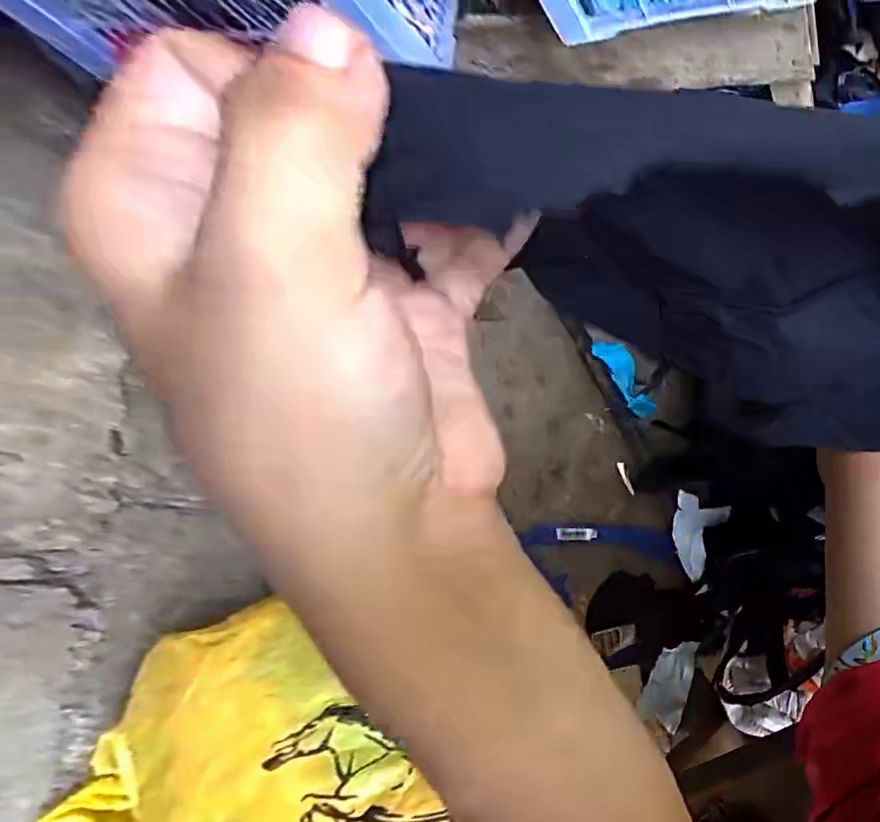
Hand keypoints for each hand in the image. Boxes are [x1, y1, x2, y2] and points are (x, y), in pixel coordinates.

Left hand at [61, 8, 526, 581]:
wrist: (401, 514)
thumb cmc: (309, 399)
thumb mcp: (279, 259)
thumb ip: (300, 139)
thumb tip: (337, 28)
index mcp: (160, 200)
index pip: (192, 74)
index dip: (277, 74)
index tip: (363, 117)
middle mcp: (247, 229)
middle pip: (304, 126)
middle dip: (376, 123)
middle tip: (442, 140)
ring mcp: (342, 275)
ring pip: (387, 187)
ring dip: (438, 179)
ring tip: (489, 182)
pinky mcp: (417, 314)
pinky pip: (451, 248)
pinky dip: (483, 230)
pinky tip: (519, 215)